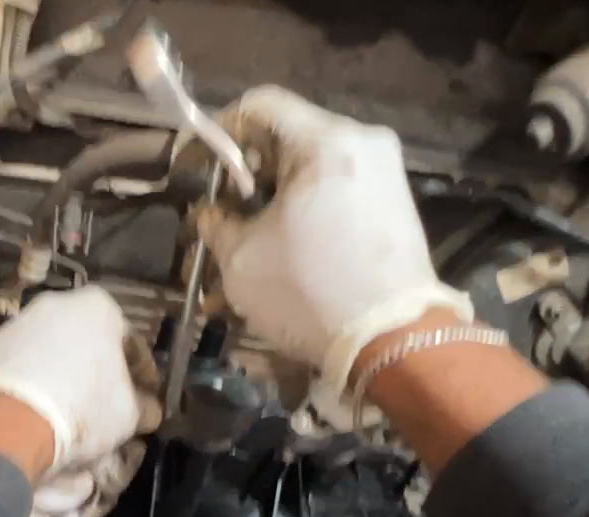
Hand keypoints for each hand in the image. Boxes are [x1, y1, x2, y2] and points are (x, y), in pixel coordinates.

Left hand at [0, 287, 158, 473]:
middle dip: (97, 377)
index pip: (130, 343)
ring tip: (68, 418)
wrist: (10, 422)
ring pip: (51, 358)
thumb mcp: (129, 414)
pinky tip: (36, 418)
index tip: (144, 398)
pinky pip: (21, 372)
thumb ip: (143, 407)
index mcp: (98, 308)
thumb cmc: (84, 407)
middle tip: (104, 409)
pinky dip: (32, 390)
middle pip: (86, 347)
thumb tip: (147, 410)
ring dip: (63, 383)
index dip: (141, 376)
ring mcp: (17, 325)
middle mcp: (55, 305)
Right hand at [197, 86, 472, 425]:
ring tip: (242, 248)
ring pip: (308, 176)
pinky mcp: (391, 207)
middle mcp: (362, 143)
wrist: (391, 339)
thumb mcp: (242, 261)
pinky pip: (332, 199)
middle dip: (244, 179)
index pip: (260, 105)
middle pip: (286, 141)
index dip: (218, 132)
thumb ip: (218, 224)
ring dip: (269, 207)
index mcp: (325, 142)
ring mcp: (383, 175)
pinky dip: (299, 220)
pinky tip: (277, 258)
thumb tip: (211, 212)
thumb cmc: (308, 292)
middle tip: (216, 216)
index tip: (197, 167)